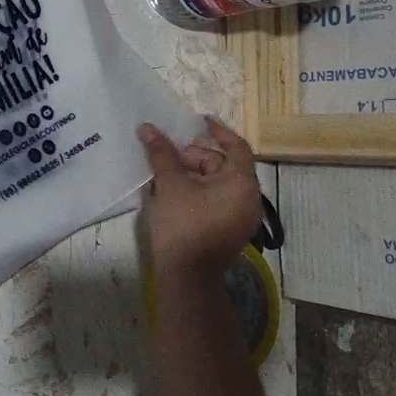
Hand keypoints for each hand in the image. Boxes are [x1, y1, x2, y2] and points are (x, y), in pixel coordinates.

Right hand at [139, 116, 264, 275]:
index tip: (200, 120)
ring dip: (190, 174)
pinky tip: (170, 193)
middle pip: (222, 165)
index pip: (237, 147)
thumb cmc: (183, 224)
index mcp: (241, 184)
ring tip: (162, 174)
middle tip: (165, 155)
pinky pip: (214, 200)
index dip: (219, 131)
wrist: (187, 276)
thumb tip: (147, 128)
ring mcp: (239, 217)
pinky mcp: (228, 230)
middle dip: (193, 156)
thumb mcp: (170, 184)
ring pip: (216, 184)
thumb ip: (161, 153)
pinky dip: (195, 191)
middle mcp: (248, 199)